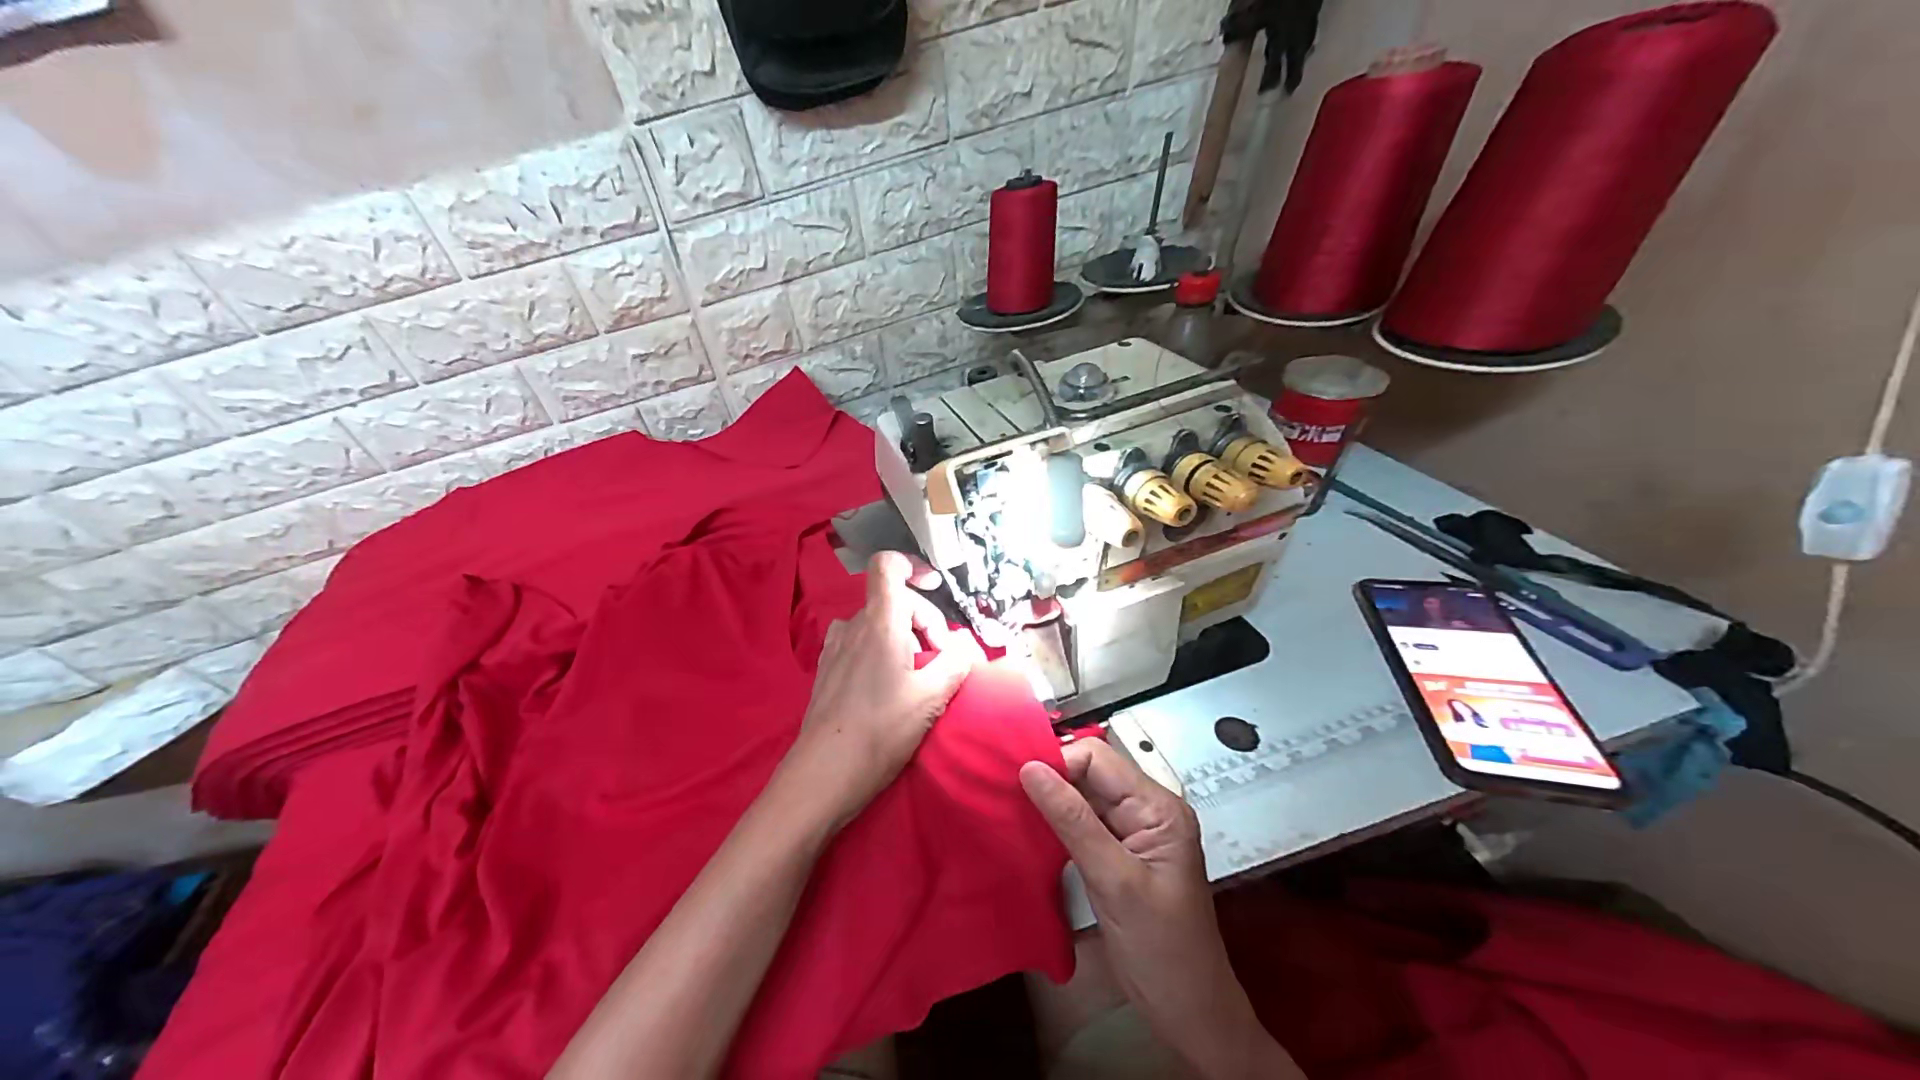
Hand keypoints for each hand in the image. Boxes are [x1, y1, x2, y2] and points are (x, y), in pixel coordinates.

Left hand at [779, 552, 981, 827]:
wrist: (824, 772)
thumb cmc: (881, 730)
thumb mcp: (931, 697)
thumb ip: (956, 663)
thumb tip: (967, 646)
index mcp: (880, 622)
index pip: (888, 566)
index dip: (913, 565)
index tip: (936, 587)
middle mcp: (853, 626)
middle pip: (893, 600)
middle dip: (924, 621)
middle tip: (942, 661)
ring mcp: (836, 648)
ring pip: (877, 623)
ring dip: (903, 638)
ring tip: (918, 674)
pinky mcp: (828, 670)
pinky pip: (861, 643)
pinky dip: (882, 651)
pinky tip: (890, 685)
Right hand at [1020, 740, 1297, 1079]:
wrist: (1188, 1011)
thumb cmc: (1163, 951)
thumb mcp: (1114, 882)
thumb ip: (1072, 821)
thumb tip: (1031, 770)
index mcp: (1159, 808)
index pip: (1098, 759)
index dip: (1058, 764)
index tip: (1020, 782)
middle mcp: (1148, 809)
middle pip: (1089, 773)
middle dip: (1050, 780)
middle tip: (1008, 794)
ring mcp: (1133, 831)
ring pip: (1082, 796)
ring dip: (1050, 802)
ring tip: (1014, 810)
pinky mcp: (1118, 852)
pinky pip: (1082, 821)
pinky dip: (1057, 824)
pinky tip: (1033, 831)